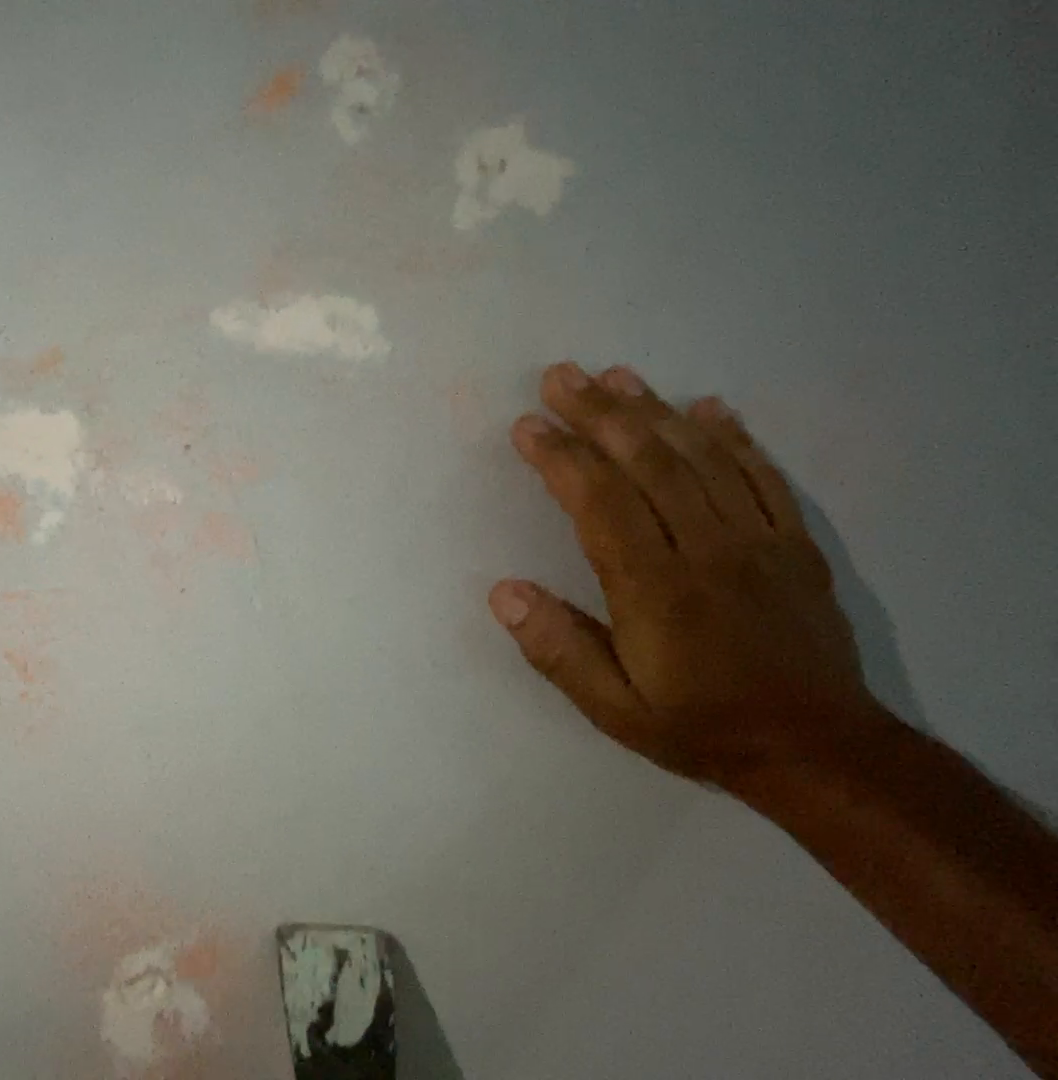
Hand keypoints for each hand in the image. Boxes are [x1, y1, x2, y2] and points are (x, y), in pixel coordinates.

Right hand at [490, 362, 888, 788]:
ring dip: (657, 412)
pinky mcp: (795, 547)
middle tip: (561, 376)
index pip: (601, 505)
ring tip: (617, 376)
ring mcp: (760, 544)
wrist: (819, 752)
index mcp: (656, 590)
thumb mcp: (612, 708)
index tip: (528, 426)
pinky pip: (765, 479)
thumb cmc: (699, 727)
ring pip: (705, 460)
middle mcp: (709, 552)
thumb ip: (558, 649)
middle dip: (601, 415)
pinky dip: (735, 438)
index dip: (562, 459)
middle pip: (652, 465)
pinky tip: (708, 408)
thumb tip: (503, 591)